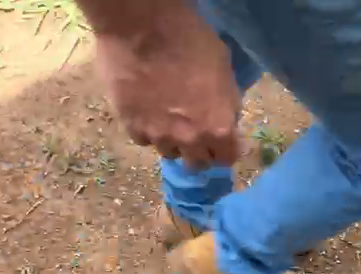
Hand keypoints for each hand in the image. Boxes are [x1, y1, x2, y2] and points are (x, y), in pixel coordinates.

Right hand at [93, 11, 240, 168]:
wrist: (142, 25)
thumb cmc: (190, 40)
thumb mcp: (225, 70)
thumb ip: (228, 103)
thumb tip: (227, 117)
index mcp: (219, 129)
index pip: (227, 158)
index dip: (224, 149)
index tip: (220, 140)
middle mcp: (191, 141)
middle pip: (198, 163)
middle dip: (198, 150)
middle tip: (192, 132)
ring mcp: (160, 137)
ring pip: (169, 152)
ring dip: (171, 140)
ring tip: (165, 119)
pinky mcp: (133, 126)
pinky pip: (142, 138)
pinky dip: (145, 129)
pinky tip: (144, 111)